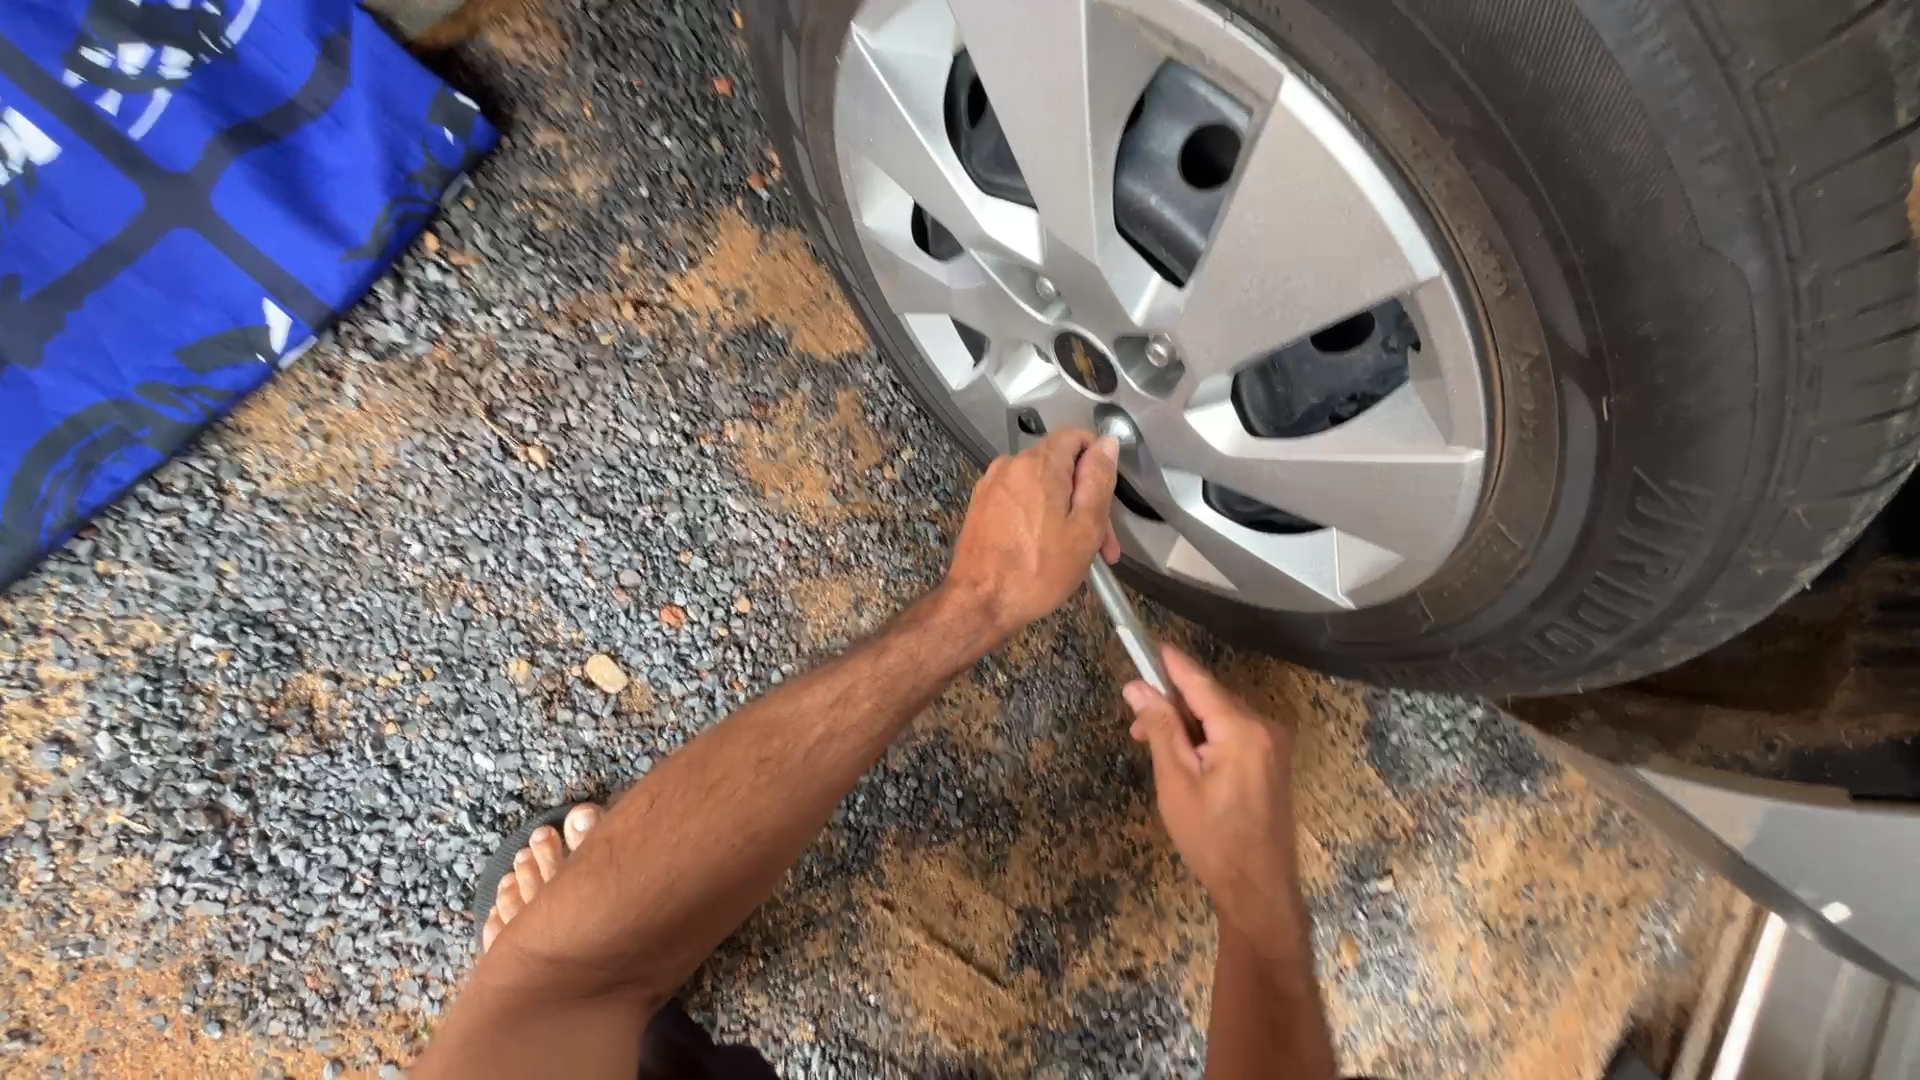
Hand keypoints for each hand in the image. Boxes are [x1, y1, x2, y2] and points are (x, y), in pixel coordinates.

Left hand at [944, 430, 1120, 639]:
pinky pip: (1020, 500)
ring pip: (1040, 486)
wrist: (980, 602)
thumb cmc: (1037, 570)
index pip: (1076, 436)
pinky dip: (1038, 518)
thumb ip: (1098, 480)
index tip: (1106, 499)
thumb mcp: (1085, 528)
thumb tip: (1107, 443)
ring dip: (1063, 512)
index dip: (1098, 462)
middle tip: (1101, 544)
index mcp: (1038, 464)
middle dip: (1084, 498)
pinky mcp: (981, 506)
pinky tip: (1046, 551)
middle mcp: (1010, 465)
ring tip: (1074, 553)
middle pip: (1059, 465)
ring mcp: (992, 485)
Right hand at [1125, 646, 1300, 938]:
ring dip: (1186, 722)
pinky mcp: (1273, 760)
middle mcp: (1265, 727)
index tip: (1142, 642)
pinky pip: (1232, 732)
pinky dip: (1205, 736)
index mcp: (1242, 729)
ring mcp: (1274, 744)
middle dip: (1171, 702)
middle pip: (1209, 697)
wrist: (1258, 890)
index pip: (1198, 680)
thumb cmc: (1212, 837)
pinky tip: (1183, 756)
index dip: (1168, 661)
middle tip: (1135, 723)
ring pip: (1219, 715)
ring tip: (1153, 744)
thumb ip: (1160, 726)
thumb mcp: (1176, 780)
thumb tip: (1137, 687)